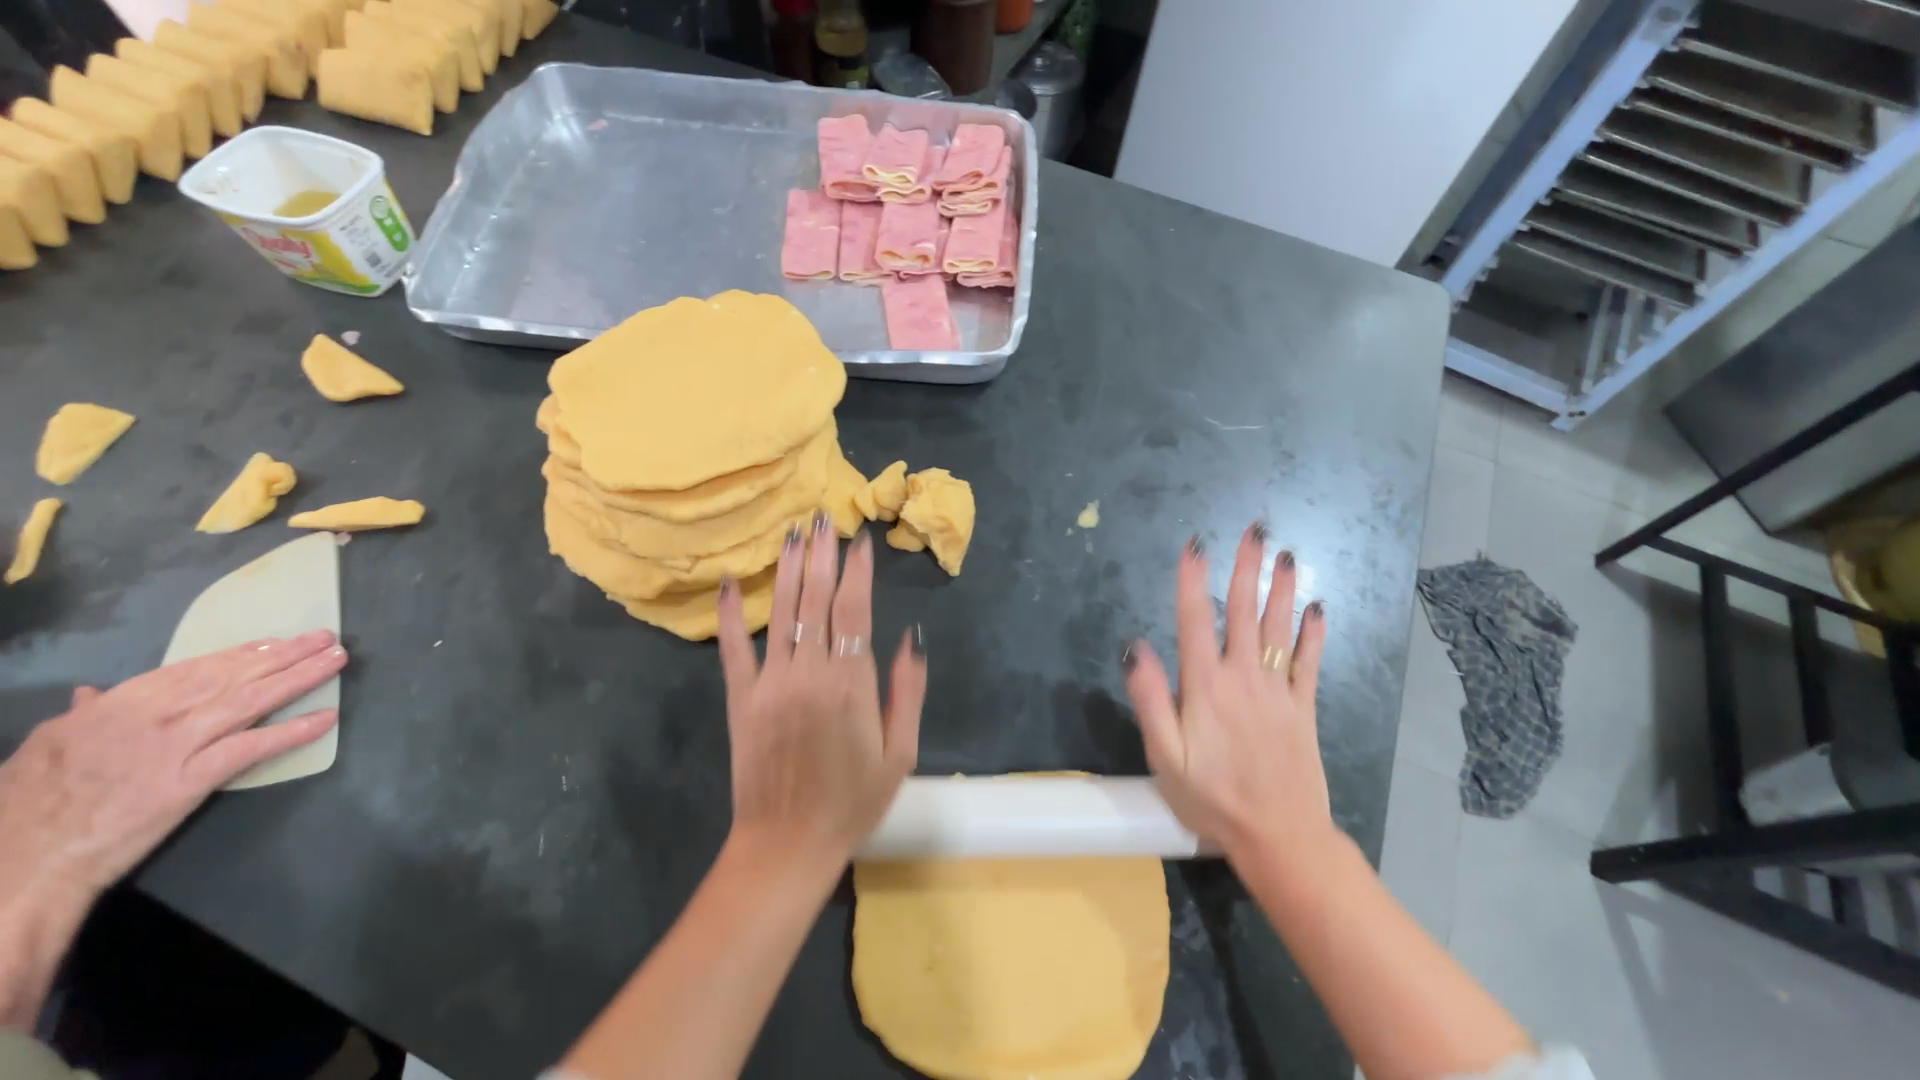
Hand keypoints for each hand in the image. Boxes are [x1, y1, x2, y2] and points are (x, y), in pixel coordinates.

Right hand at [0, 630, 345, 898]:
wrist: (21, 862)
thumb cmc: (26, 807)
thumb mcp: (45, 747)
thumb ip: (81, 716)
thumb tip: (91, 693)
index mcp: (117, 706)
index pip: (194, 669)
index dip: (242, 654)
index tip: (278, 641)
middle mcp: (151, 718)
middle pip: (232, 677)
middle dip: (284, 655)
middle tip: (325, 638)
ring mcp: (173, 748)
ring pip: (249, 701)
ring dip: (299, 678)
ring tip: (336, 660)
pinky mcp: (189, 782)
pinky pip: (250, 749)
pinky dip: (291, 732)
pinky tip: (325, 718)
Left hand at [717, 512, 924, 871]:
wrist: (788, 844)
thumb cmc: (853, 803)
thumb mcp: (900, 754)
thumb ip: (907, 692)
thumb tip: (911, 638)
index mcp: (851, 684)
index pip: (853, 611)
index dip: (856, 571)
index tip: (859, 539)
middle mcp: (809, 673)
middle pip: (815, 600)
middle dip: (820, 556)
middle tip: (823, 518)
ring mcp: (770, 683)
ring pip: (780, 613)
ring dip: (787, 570)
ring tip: (792, 532)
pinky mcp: (741, 700)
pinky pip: (733, 649)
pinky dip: (729, 615)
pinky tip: (728, 582)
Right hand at [1123, 526, 1330, 861]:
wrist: (1278, 835)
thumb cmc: (1211, 798)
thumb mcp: (1165, 756)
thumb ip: (1150, 699)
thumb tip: (1135, 647)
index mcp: (1205, 688)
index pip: (1194, 622)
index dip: (1192, 582)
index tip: (1194, 546)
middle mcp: (1243, 679)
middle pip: (1243, 614)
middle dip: (1246, 569)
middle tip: (1255, 530)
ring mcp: (1278, 692)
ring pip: (1279, 629)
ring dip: (1281, 590)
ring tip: (1287, 555)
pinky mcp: (1304, 709)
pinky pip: (1309, 663)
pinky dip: (1314, 634)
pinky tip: (1317, 610)